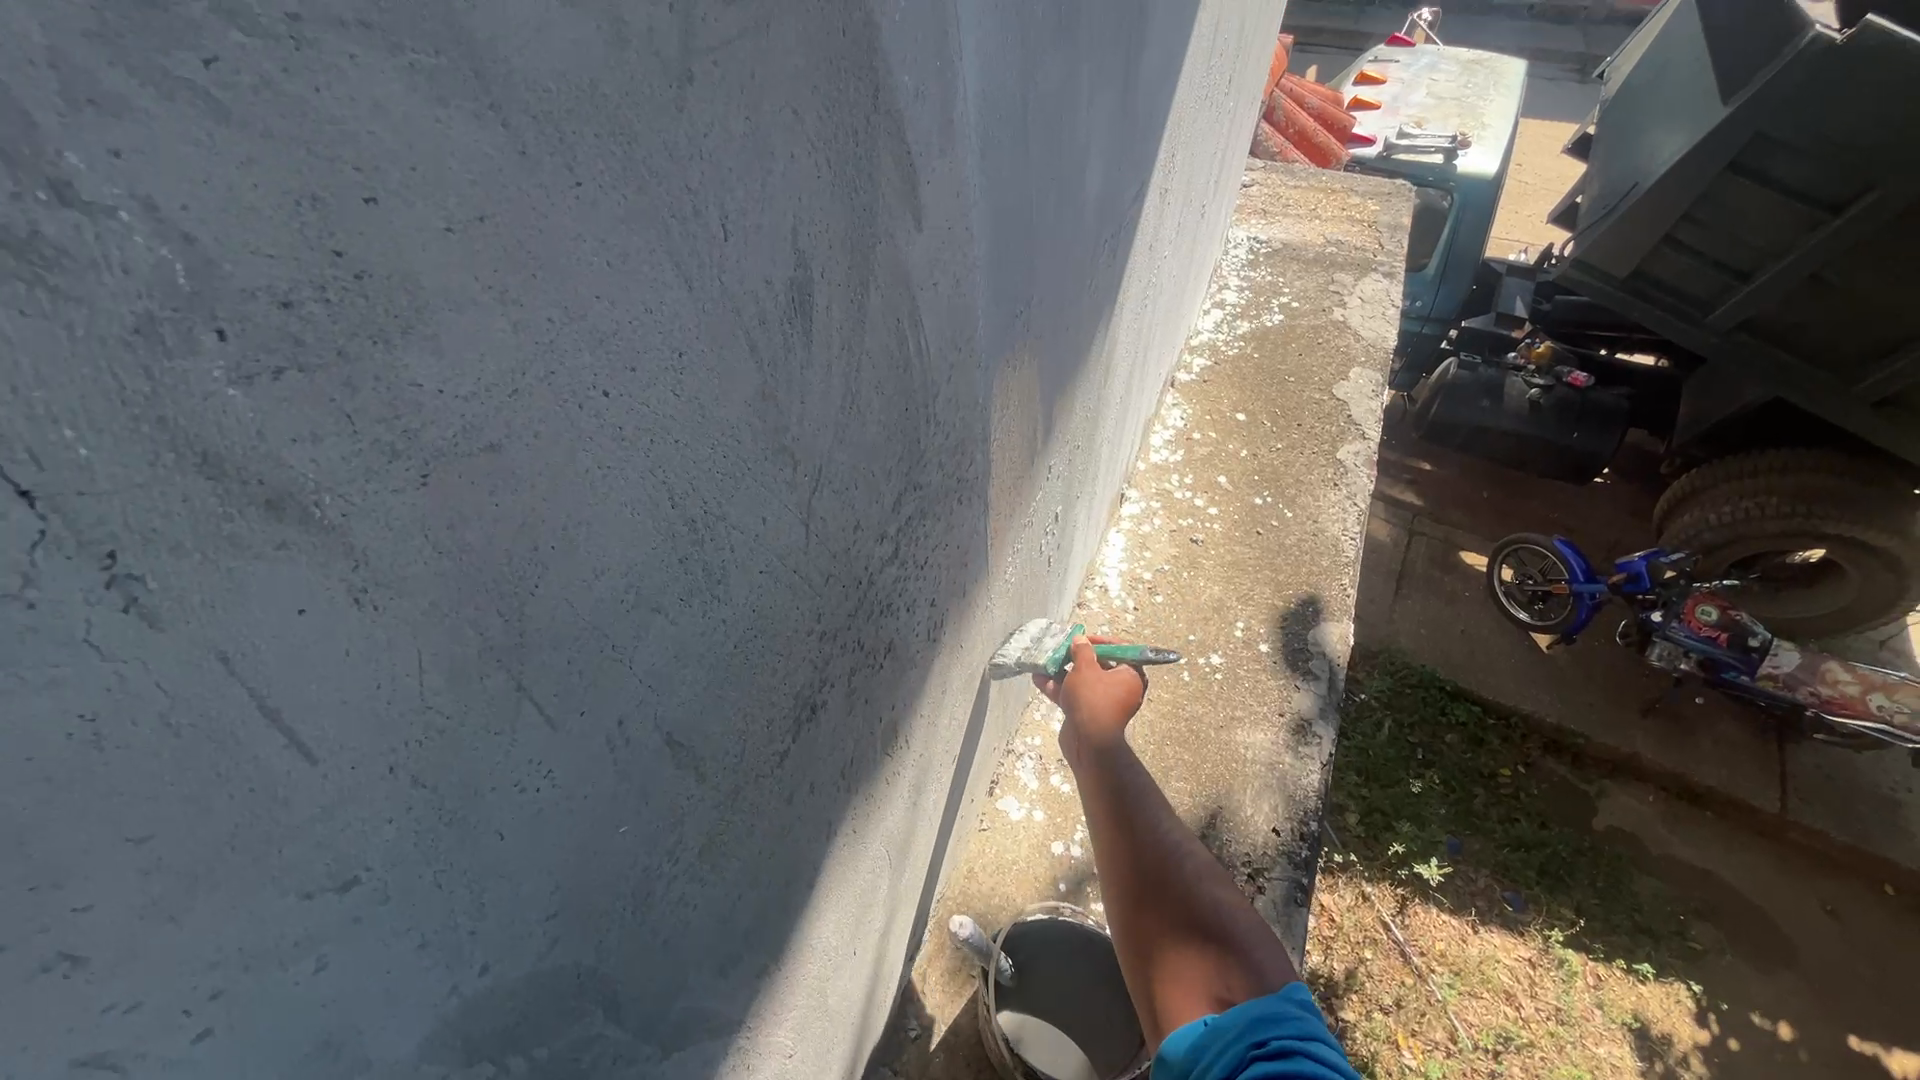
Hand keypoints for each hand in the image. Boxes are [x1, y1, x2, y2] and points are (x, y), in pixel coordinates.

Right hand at [1033, 635, 1147, 763]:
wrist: (1088, 743)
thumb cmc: (1092, 700)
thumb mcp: (1085, 669)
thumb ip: (1082, 651)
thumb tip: (1080, 640)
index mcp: (1130, 675)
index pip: (1120, 650)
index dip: (1100, 641)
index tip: (1083, 639)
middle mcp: (1121, 688)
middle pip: (1099, 666)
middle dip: (1076, 657)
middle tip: (1062, 649)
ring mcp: (1103, 703)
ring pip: (1083, 682)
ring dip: (1063, 672)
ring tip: (1045, 662)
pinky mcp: (1088, 714)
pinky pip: (1075, 696)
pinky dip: (1059, 688)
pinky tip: (1039, 679)